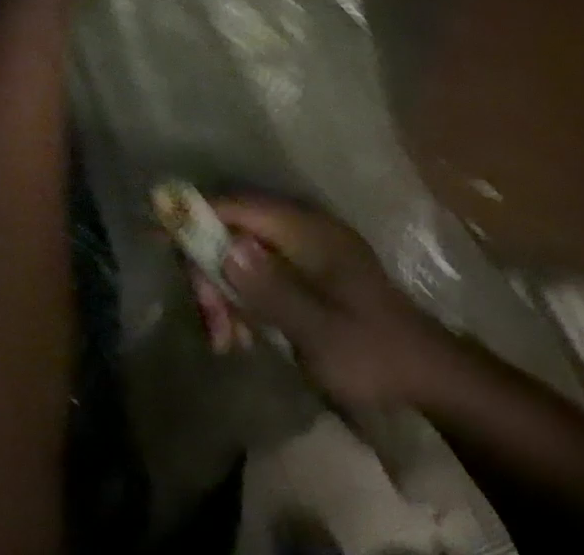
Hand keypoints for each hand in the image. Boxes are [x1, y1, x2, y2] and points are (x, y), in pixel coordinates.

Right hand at [193, 193, 462, 410]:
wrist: (426, 377)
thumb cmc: (372, 353)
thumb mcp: (319, 330)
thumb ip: (271, 289)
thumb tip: (225, 248)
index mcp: (308, 232)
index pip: (237, 206)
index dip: (195, 217)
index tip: (156, 236)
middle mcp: (303, 230)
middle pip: (233, 231)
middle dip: (211, 274)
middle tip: (213, 328)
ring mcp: (305, 251)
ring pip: (240, 255)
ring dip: (224, 296)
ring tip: (229, 343)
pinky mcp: (306, 273)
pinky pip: (257, 273)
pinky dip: (243, 302)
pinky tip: (244, 337)